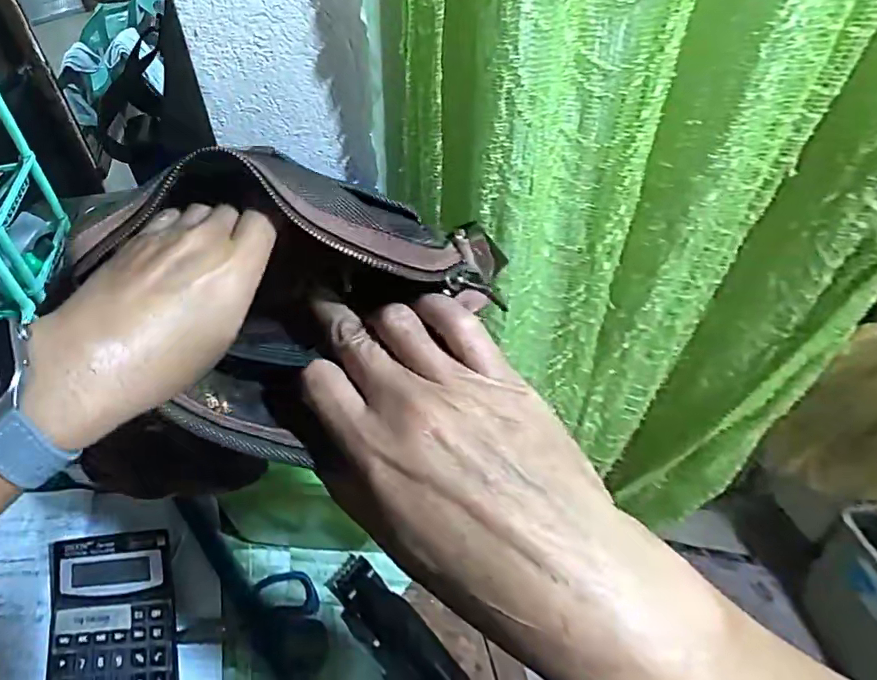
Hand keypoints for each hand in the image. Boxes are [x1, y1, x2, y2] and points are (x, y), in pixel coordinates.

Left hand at [23, 204, 275, 449]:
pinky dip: (175, 225)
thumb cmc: (164, 365)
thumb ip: (237, 290)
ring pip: (200, 208)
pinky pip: (171, 215)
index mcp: (234, 268)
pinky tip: (164, 249)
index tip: (253, 252)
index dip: (260, 235)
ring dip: (202, 225)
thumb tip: (236, 269)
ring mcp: (169, 232)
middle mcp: (206, 240)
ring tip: (192, 251)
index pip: (263, 221)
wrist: (91, 357)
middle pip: (231, 210)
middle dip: (231, 229)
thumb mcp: (220, 337)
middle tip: (221, 256)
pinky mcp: (139, 232)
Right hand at [303, 295, 783, 679]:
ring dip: (381, 315)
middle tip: (325, 307)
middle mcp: (404, 401)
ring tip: (383, 321)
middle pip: (350, 334)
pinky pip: (456, 318)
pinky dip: (435, 308)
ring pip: (397, 317)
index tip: (320, 374)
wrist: (564, 569)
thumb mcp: (385, 531)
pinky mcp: (497, 373)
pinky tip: (429, 313)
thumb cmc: (467, 565)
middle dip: (329, 316)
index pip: (317, 376)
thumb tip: (320, 426)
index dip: (311, 370)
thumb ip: (344, 470)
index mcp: (371, 445)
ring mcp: (453, 381)